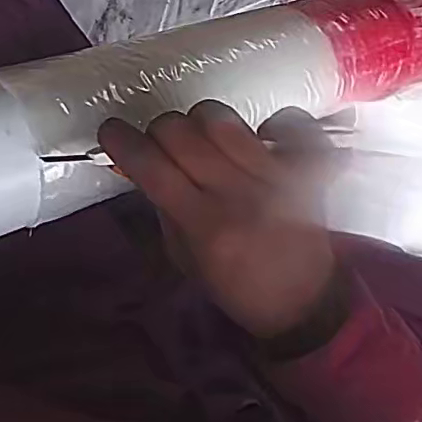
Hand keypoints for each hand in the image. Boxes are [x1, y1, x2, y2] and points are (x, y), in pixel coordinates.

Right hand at [97, 102, 345, 342]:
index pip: (150, 166)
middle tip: (163, 147)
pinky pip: (291, 121)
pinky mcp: (308, 170)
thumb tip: (144, 162)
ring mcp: (276, 178)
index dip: (121, 140)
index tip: (112, 132)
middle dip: (158, 132)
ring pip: (220, 118)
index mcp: (203, 225)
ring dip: (200, 122)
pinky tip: (262, 139)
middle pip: (179, 132)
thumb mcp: (183, 257)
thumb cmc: (235, 285)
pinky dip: (275, 122)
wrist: (305, 304)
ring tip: (206, 141)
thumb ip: (164, 208)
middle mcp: (238, 195)